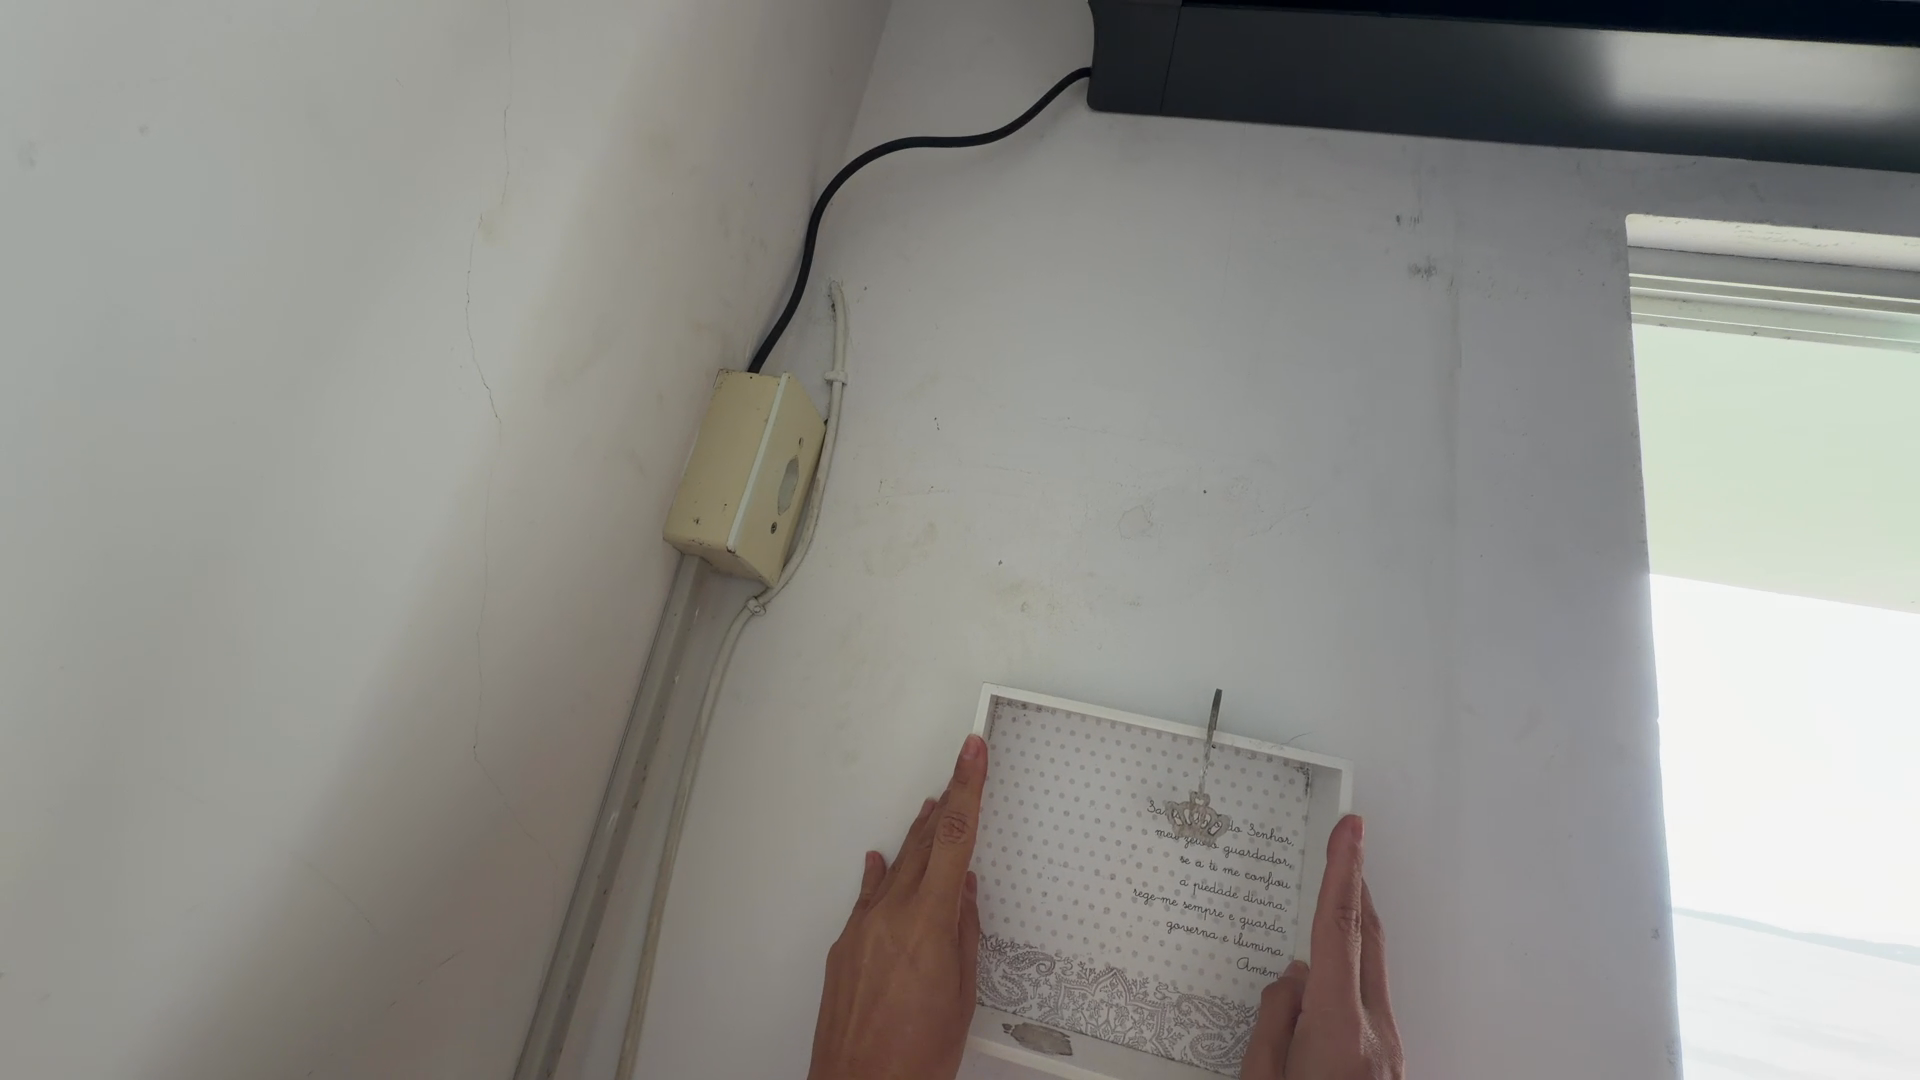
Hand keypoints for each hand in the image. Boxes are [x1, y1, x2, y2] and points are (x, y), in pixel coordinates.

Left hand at [808, 734, 988, 1079]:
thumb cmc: (917, 1057)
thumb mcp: (961, 994)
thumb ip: (964, 932)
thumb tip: (963, 890)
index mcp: (928, 922)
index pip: (956, 837)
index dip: (967, 788)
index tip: (972, 754)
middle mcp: (891, 913)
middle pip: (926, 842)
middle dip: (947, 804)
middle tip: (960, 771)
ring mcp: (862, 926)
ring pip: (896, 865)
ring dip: (918, 834)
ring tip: (933, 807)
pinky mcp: (845, 944)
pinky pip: (866, 894)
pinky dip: (879, 873)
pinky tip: (879, 858)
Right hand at [1242, 816, 1403, 1079]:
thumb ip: (1276, 1016)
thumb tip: (1293, 975)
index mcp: (1339, 1031)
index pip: (1339, 930)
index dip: (1344, 872)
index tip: (1352, 828)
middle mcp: (1376, 1036)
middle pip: (1368, 941)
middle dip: (1355, 886)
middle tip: (1346, 842)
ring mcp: (1391, 1054)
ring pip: (1370, 971)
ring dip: (1347, 934)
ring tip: (1318, 911)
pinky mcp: (1389, 1066)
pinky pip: (1366, 1001)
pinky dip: (1345, 976)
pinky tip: (1316, 989)